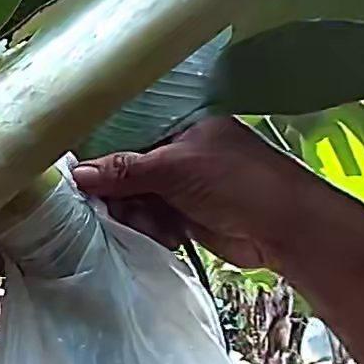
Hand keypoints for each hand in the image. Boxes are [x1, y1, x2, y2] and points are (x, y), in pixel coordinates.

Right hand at [71, 116, 329, 270]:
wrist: (287, 231)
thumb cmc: (239, 184)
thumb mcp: (174, 169)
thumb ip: (123, 171)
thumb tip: (76, 174)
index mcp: (182, 129)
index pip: (126, 137)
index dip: (103, 158)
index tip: (82, 179)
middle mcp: (178, 155)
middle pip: (125, 172)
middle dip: (118, 194)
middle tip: (116, 209)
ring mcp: (181, 186)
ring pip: (133, 199)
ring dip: (135, 216)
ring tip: (153, 226)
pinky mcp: (183, 215)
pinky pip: (147, 219)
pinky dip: (148, 229)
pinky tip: (164, 235)